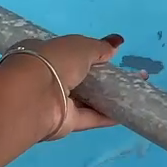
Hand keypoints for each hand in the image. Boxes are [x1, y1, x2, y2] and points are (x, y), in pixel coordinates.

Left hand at [0, 33, 123, 140]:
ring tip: (136, 90)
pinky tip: (127, 112)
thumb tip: (115, 43)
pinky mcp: (61, 122)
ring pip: (84, 99)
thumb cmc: (50, 62)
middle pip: (76, 78)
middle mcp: (43, 79)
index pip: (64, 54)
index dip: (86, 54)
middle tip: (131, 74)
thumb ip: (98, 47)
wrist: (30, 98)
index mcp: (38, 55)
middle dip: (101, 77)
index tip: (110, 55)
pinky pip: (88, 118)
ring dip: (108, 97)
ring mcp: (51, 102)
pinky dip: (106, 116)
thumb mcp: (79, 46)